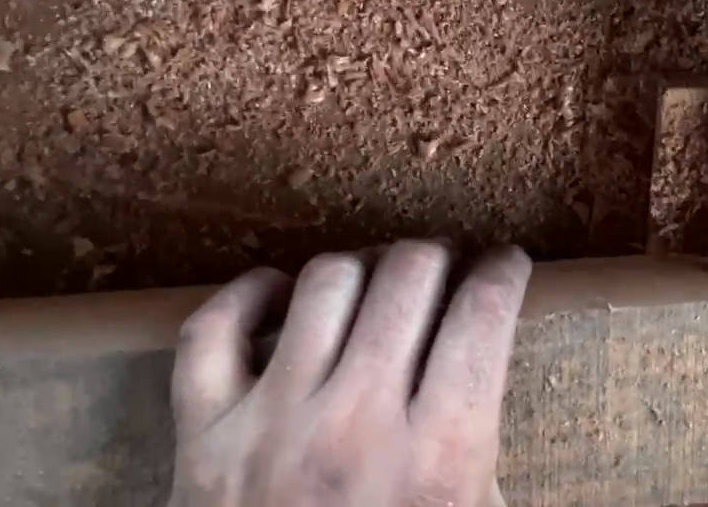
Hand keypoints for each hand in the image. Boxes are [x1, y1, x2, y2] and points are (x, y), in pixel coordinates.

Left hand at [167, 241, 532, 506]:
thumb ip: (489, 434)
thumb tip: (500, 345)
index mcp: (441, 451)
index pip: (488, 306)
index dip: (507, 267)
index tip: (506, 265)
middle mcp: (358, 424)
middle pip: (412, 271)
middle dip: (441, 255)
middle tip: (446, 271)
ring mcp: (271, 426)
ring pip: (326, 280)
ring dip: (363, 268)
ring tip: (375, 287)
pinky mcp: (200, 440)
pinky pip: (210, 329)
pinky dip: (247, 295)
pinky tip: (282, 297)